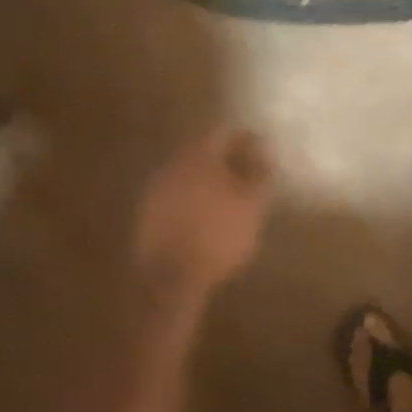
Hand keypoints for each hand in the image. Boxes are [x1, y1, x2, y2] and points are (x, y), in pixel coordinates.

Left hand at [131, 128, 272, 297]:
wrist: (171, 278)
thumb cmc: (218, 235)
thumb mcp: (251, 205)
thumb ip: (259, 174)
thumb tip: (265, 151)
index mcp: (199, 156)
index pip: (223, 133)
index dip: (244, 139)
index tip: (260, 148)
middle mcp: (173, 164)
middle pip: (201, 151)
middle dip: (224, 157)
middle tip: (245, 169)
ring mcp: (155, 189)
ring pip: (186, 173)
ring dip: (206, 178)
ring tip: (226, 193)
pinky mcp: (146, 214)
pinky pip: (174, 195)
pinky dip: (191, 198)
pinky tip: (203, 213)